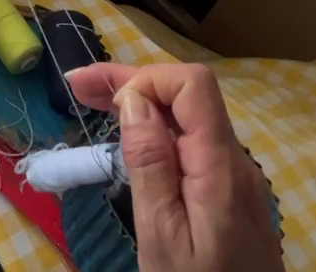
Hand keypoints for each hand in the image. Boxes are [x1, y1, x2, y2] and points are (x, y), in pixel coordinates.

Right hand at [68, 63, 282, 271]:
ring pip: (188, 117)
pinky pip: (193, 143)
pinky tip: (129, 138)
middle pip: (188, 95)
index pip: (192, 85)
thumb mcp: (161, 235)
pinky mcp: (232, 196)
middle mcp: (237, 163)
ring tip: (92, 102)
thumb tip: (134, 99)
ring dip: (141, 103)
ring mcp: (238, 180)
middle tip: (77, 85)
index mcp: (221, 167)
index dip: (146, 79)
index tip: (105, 103)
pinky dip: (156, 129)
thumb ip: (150, 163)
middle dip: (132, 82)